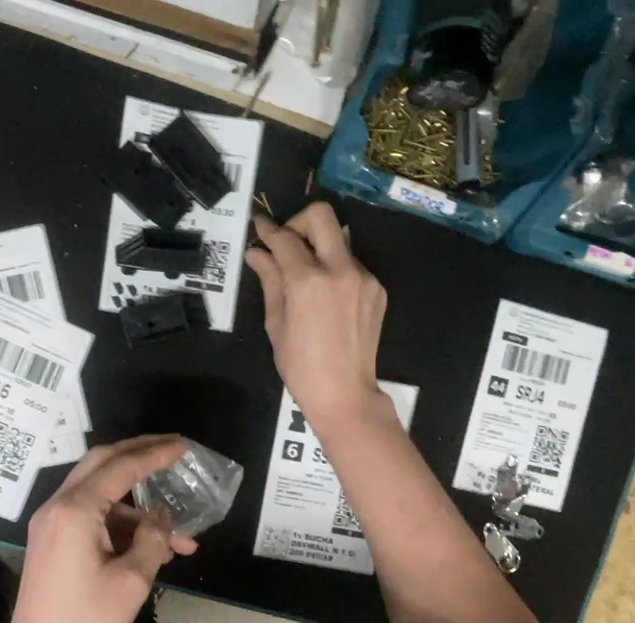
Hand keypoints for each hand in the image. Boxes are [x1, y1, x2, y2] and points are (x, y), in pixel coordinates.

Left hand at [2, 436, 200, 622]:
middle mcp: (57, 507)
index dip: (155, 454)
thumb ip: (153, 540)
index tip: (185, 446)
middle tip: (173, 453)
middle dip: (139, 456)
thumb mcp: (132, 582)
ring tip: (181, 537)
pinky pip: (89, 519)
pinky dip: (121, 526)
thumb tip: (162, 519)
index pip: (121, 467)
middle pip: (101, 465)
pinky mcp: (51, 544)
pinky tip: (153, 549)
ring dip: (138, 509)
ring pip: (99, 496)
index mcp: (75, 511)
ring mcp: (50, 525)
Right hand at [245, 202, 388, 427]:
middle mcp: (340, 270)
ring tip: (306, 279)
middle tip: (287, 242)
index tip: (260, 227)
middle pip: (321, 217)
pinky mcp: (377, 289)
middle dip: (299, 221)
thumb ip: (270, 281)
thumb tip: (257, 254)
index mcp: (308, 282)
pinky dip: (335, 272)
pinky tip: (328, 300)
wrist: (344, 394)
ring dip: (319, 249)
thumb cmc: (300, 367)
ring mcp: (364, 278)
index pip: (285, 239)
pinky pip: (352, 266)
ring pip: (338, 242)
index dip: (269, 231)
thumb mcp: (276, 325)